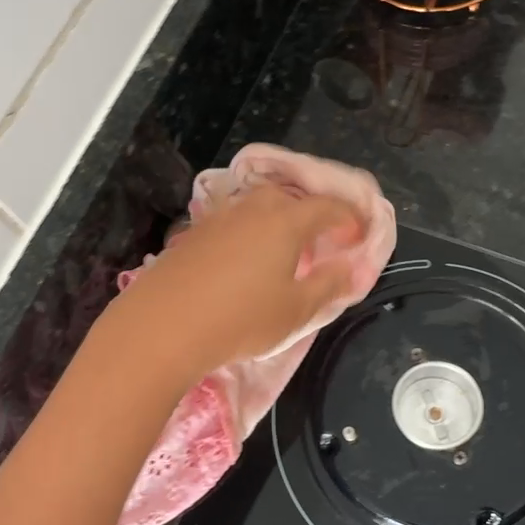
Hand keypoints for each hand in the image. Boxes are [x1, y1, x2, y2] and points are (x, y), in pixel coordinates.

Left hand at [91, 185, 363, 384]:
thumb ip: (330, 285)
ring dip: (278, 221)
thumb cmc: (242, 318)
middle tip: (324, 240)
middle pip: (292, 199)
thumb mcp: (297, 310)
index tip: (360, 235)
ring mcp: (219, 217)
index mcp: (287, 220)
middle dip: (313, 215)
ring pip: (259, 208)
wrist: (164, 325)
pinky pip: (234, 223)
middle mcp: (254, 208)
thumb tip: (352, 269)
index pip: (330, 208)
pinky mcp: (194, 233)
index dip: (350, 220)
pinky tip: (246, 259)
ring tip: (285, 249)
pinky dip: (250, 233)